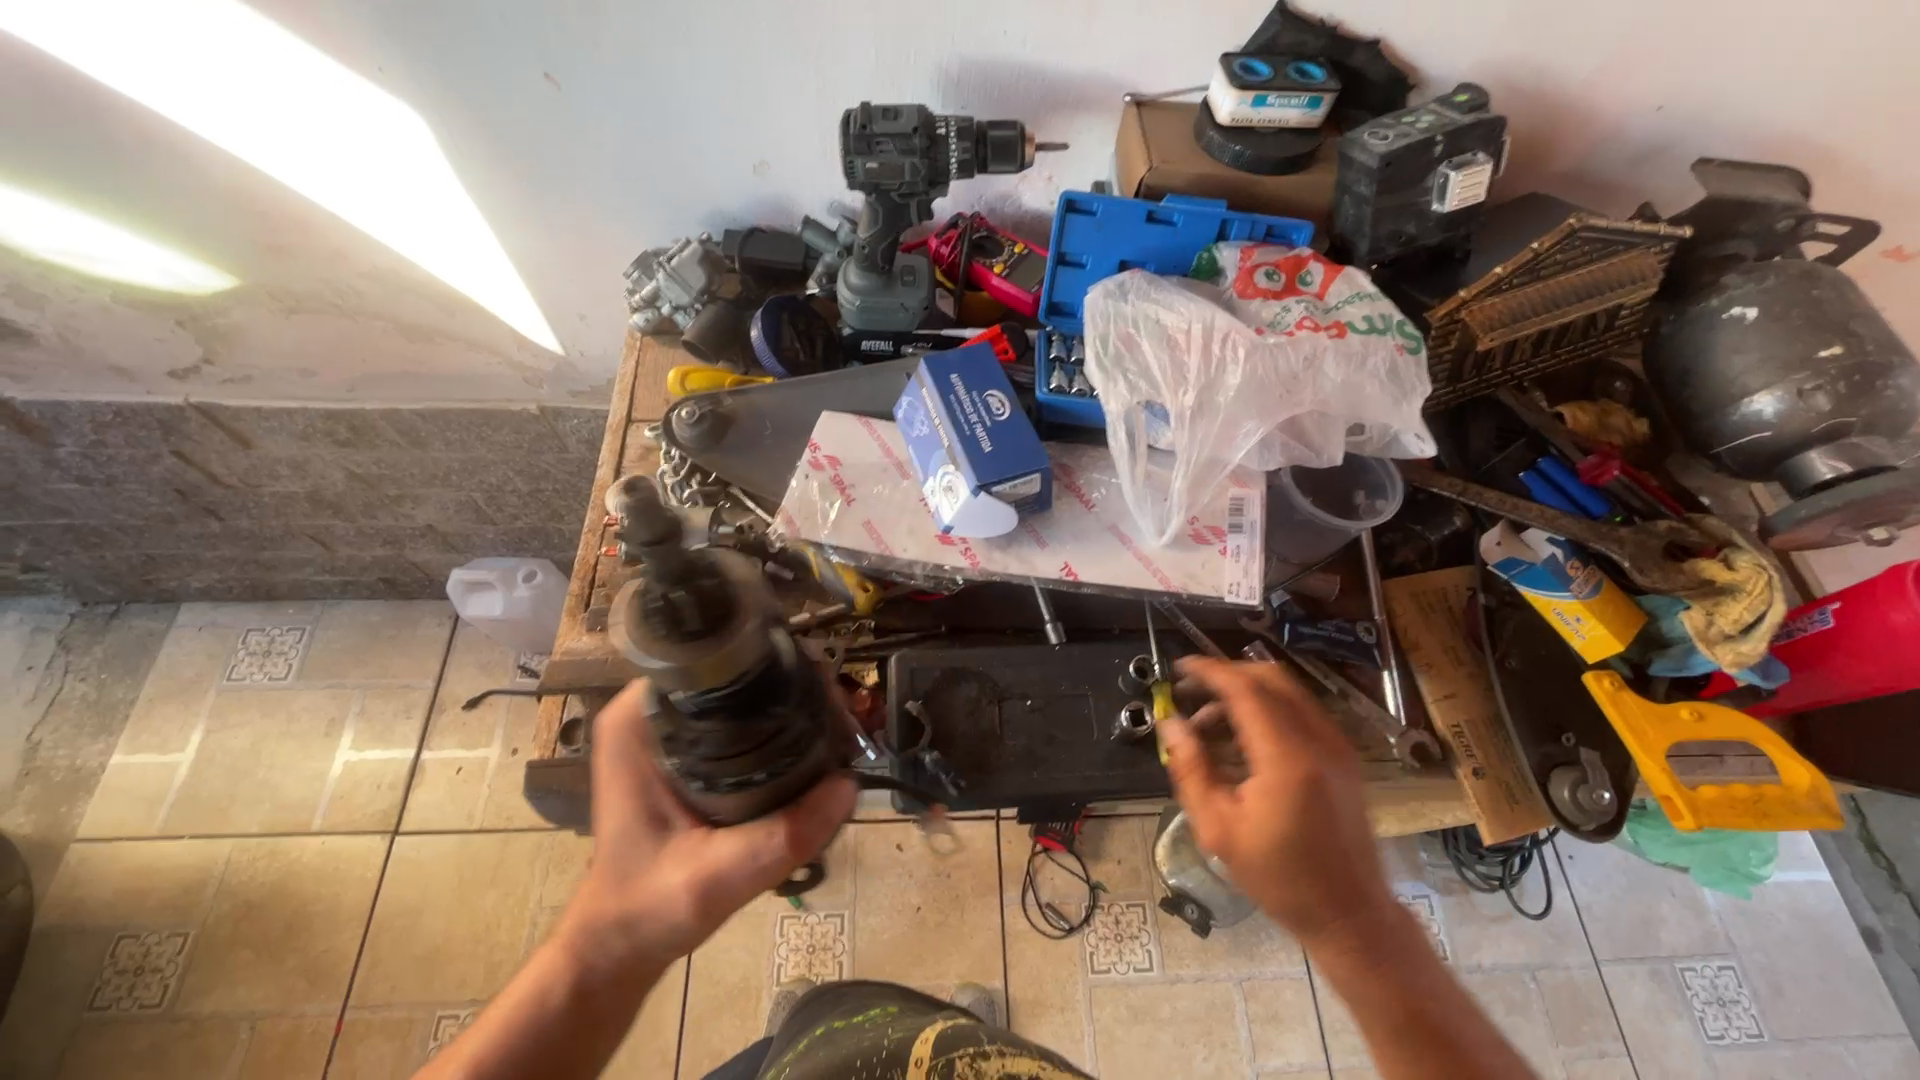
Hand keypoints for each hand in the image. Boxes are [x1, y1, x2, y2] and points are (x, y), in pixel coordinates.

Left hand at [558, 680, 855, 971]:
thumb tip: (849, 786)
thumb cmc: (648, 907)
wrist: (619, 942)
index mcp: (638, 723)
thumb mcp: (715, 877)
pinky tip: (817, 752)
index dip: (776, 665)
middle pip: (738, 674)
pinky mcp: (686, 753)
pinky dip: (781, 732)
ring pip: (746, 697)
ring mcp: (669, 732)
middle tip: (845, 719)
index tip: (825, 690)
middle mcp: (651, 713)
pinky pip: (743, 723)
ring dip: (794, 710)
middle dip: (797, 688)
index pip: (715, 662)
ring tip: (842, 734)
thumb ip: (781, 837)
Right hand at [1159, 657, 1396, 948]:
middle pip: (1270, 678)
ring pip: (1287, 692)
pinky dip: (1268, 710)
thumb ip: (1191, 769)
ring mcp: (1336, 746)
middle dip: (1226, 676)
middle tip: (1190, 693)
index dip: (1208, 671)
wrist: (1349, 912)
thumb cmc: (1278, 877)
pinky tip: (1242, 742)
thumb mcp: (1219, 829)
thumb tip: (1171, 724)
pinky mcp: (1343, 757)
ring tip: (1209, 726)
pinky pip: (1301, 712)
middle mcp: (1318, 740)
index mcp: (1286, 758)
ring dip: (1246, 693)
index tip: (1178, 667)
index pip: (1245, 689)